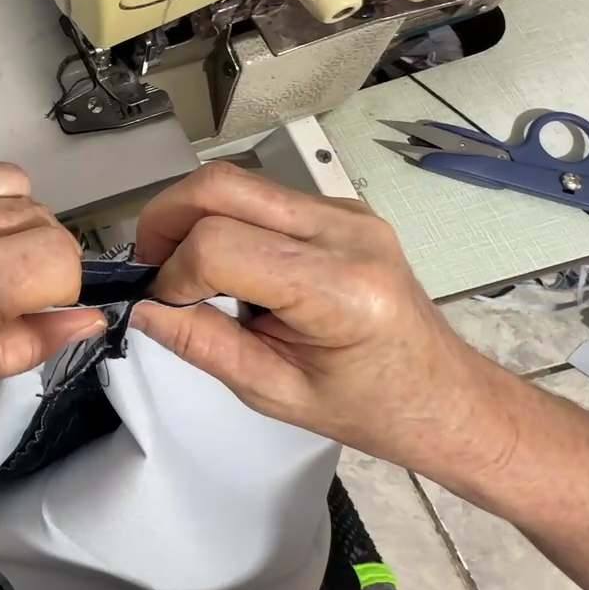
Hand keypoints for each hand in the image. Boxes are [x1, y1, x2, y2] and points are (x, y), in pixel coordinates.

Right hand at [127, 162, 517, 475]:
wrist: (449, 398)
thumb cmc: (370, 408)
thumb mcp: (273, 392)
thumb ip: (199, 343)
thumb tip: (139, 306)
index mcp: (340, 290)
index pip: (219, 245)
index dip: (174, 274)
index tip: (165, 306)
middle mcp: (344, 233)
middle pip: (218, 186)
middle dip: (164, 220)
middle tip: (153, 265)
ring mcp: (342, 211)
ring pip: (230, 181)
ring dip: (187, 216)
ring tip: (184, 266)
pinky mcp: (334, 206)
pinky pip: (253, 192)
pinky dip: (217, 218)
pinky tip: (225, 262)